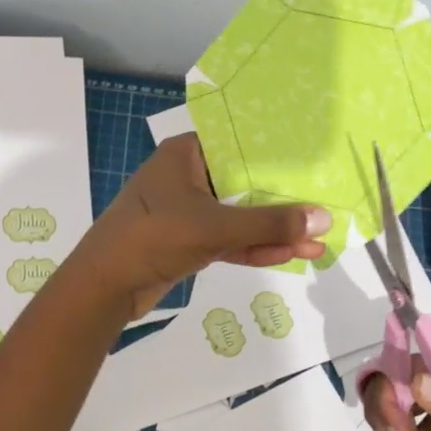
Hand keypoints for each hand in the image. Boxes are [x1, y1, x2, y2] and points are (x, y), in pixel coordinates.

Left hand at [75, 132, 330, 318]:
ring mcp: (188, 211)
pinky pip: (229, 240)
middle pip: (246, 182)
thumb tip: (323, 219)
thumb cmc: (151, 239)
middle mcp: (189, 177)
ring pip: (240, 217)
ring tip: (319, 241)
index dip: (281, 153)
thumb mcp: (213, 228)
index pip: (242, 142)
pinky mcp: (188, 242)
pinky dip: (256, 248)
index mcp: (188, 154)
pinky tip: (291, 255)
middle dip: (285, 201)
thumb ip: (269, 224)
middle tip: (327, 207)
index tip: (318, 160)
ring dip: (275, 231)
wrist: (103, 288)